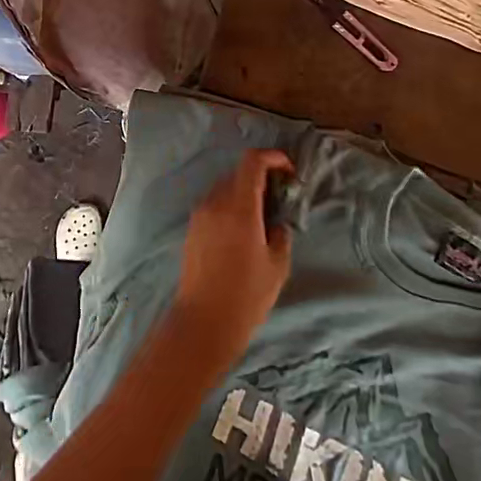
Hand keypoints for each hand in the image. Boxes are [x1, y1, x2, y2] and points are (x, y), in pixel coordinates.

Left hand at [170, 148, 294, 358]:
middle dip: (260, 178)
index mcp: (239, 207)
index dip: (272, 158)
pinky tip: (241, 233)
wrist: (203, 322)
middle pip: (238, 173)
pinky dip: (230, 207)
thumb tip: (276, 222)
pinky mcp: (191, 228)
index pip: (252, 162)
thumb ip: (280, 234)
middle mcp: (216, 203)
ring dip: (243, 193)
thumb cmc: (246, 296)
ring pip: (224, 188)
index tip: (288, 171)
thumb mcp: (277, 265)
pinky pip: (214, 205)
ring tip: (260, 220)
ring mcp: (200, 214)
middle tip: (278, 200)